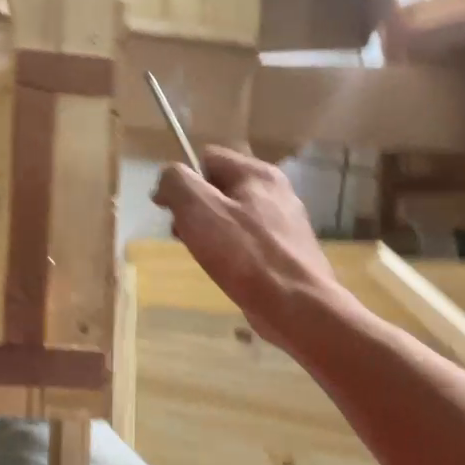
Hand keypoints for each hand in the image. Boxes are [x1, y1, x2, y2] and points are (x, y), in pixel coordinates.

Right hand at [152, 146, 350, 348]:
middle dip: (193, 209)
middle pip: (217, 187)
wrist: (297, 306)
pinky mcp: (285, 252)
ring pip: (229, 215)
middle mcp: (276, 192)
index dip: (182, 179)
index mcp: (257, 175)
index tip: (169, 209)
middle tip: (186, 235)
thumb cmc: (244, 254)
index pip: (206, 158)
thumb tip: (167, 178)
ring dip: (207, 232)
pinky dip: (228, 251)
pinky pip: (245, 240)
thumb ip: (176, 182)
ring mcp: (284, 223)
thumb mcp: (198, 209)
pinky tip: (225, 269)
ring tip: (204, 255)